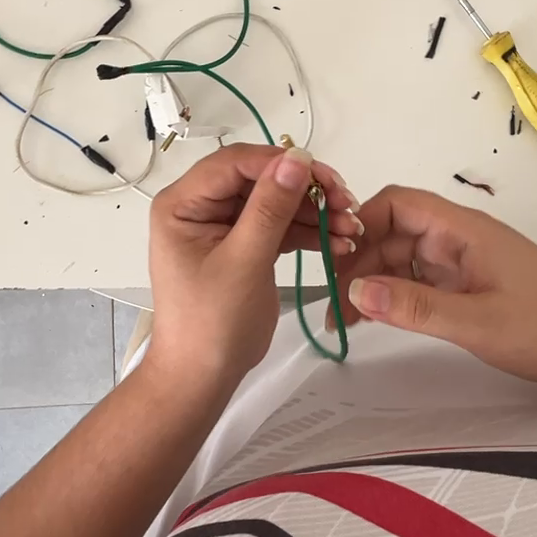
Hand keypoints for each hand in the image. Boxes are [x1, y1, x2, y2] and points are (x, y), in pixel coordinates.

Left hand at [147, 144, 360, 384]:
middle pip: (260, 180)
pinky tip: (339, 242)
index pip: (234, 164)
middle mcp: (201, 207)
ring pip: (276, 202)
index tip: (323, 175)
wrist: (203, 377)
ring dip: (315, 212)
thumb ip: (270, 207)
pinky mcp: (246, 246)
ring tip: (352, 227)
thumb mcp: (243, 261)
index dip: (279, 164)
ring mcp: (225, 226)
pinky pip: (280, 227)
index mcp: (183, 204)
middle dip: (305, 190)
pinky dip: (309, 233)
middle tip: (345, 200)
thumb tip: (297, 159)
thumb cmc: (211, 323)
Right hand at [333, 186, 536, 387]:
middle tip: (332, 308)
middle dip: (359, 263)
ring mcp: (463, 262)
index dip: (361, 223)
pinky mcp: (468, 286)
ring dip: (373, 283)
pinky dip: (394, 296)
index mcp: (462, 229)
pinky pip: (420, 281)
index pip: (398, 203)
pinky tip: (375, 319)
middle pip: (394, 233)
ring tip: (344, 321)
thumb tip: (353, 292)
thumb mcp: (477, 323)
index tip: (333, 260)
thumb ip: (413, 307)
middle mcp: (458, 238)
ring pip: (403, 259)